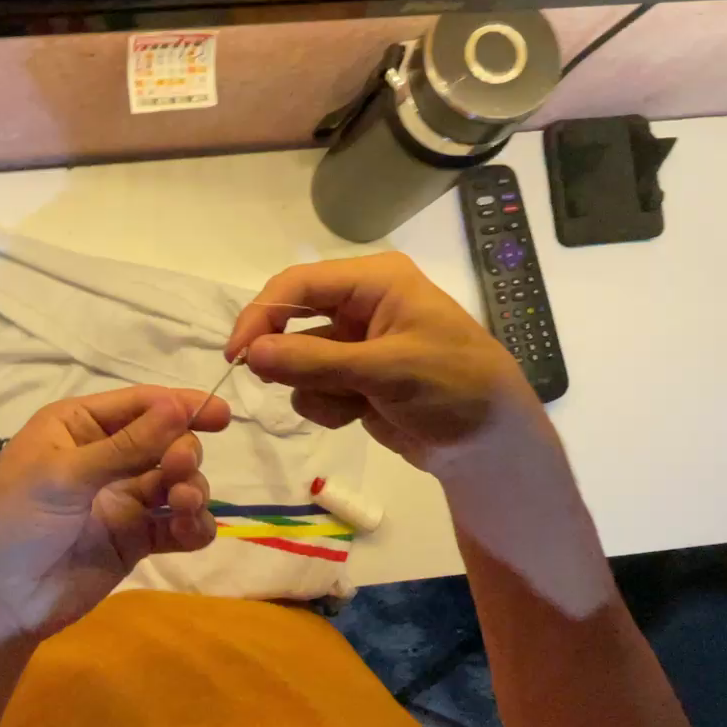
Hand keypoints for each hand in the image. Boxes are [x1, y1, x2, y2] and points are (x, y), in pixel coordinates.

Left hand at [0, 386, 229, 645]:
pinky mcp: (135, 541)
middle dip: (183, 452)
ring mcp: (123, 500)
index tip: (221, 415)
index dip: (182, 406)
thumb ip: (126, 445)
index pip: (142, 405)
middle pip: (168, 441)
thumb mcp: (62, 476)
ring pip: (178, 482)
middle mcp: (107, 457)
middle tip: (178, 471)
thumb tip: (180, 405)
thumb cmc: (11, 521)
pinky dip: (193, 525)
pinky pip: (177, 526)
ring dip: (191, 488)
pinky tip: (191, 530)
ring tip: (181, 504)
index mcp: (80, 426)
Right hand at [226, 252, 545, 474]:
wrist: (490, 445)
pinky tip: (359, 414)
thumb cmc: (452, 388)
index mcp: (375, 282)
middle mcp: (361, 305)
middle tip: (263, 381)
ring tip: (351, 403)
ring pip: (297, 360)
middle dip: (285, 354)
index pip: (299, 284)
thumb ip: (315, 361)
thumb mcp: (386, 371)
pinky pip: (313, 388)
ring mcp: (355, 344)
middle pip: (292, 319)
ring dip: (314, 387)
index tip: (237, 354)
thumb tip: (251, 354)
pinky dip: (328, 406)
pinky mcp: (353, 379)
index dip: (262, 314)